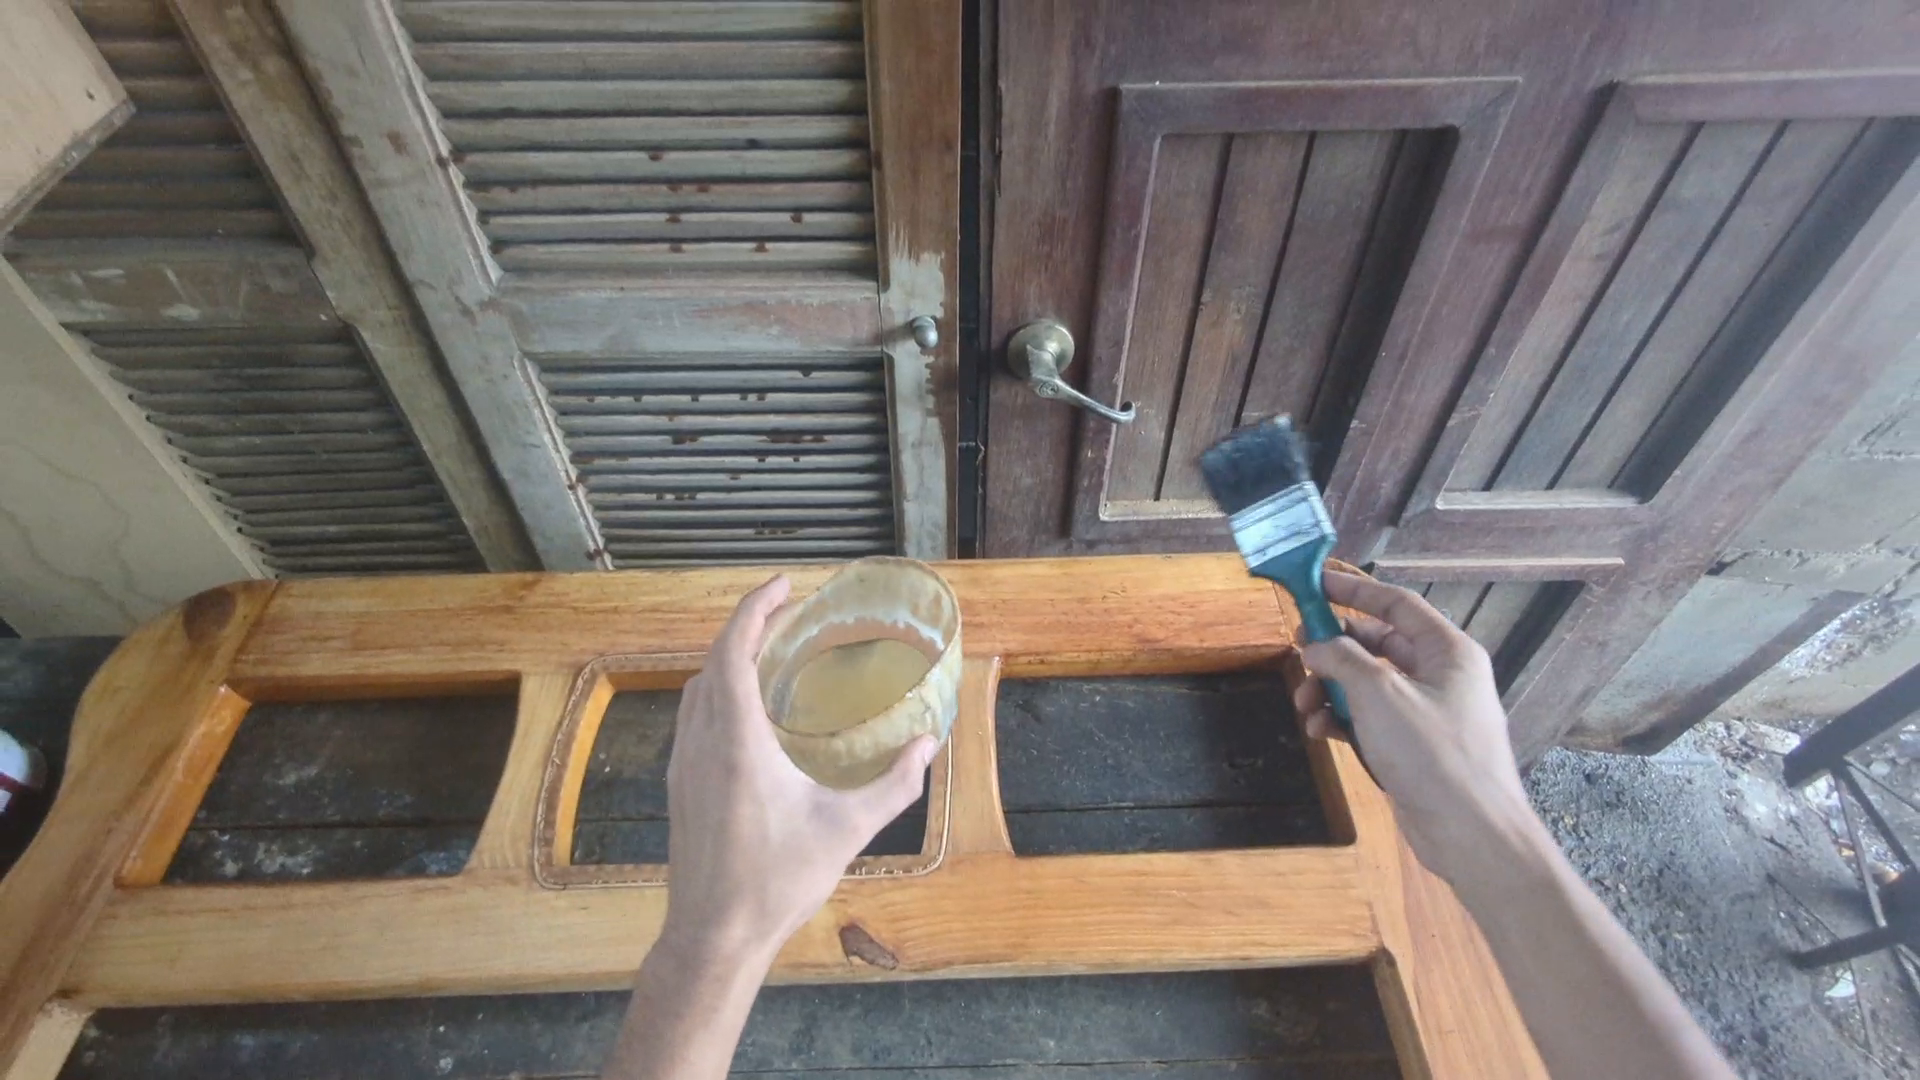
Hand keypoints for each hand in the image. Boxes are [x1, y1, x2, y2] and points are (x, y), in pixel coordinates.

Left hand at [661, 575, 938, 962]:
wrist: (713, 937)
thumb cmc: (777, 880)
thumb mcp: (848, 830)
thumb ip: (895, 785)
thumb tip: (929, 745)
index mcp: (737, 742)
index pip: (734, 652)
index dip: (754, 609)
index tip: (785, 585)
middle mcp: (702, 742)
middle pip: (715, 660)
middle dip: (749, 625)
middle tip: (790, 611)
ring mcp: (683, 762)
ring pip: (698, 686)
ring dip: (730, 655)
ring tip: (771, 647)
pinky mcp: (679, 782)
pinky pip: (694, 712)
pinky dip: (719, 686)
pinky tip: (749, 704)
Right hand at [1291, 571, 1539, 882]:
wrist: (1470, 833)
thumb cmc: (1432, 752)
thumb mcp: (1378, 693)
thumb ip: (1341, 657)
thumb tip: (1316, 645)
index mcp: (1446, 651)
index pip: (1396, 604)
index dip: (1354, 590)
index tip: (1314, 584)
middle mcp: (1439, 675)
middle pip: (1375, 643)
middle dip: (1333, 649)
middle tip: (1298, 651)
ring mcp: (1426, 710)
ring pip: (1366, 681)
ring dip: (1329, 688)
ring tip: (1304, 706)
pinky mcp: (1412, 743)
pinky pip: (1369, 715)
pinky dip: (1340, 717)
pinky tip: (1319, 730)